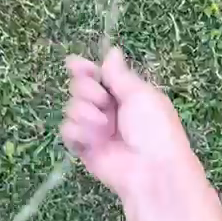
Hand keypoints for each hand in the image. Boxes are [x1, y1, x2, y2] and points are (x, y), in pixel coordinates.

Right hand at [60, 48, 206, 212]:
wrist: (151, 169)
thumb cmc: (153, 128)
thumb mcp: (140, 94)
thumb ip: (118, 74)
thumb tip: (111, 51)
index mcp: (124, 93)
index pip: (97, 75)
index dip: (85, 69)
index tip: (75, 64)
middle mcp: (107, 109)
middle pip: (79, 88)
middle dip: (87, 91)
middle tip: (103, 101)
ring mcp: (94, 128)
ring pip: (71, 108)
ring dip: (85, 113)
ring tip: (104, 126)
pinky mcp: (83, 148)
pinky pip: (67, 131)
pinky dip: (78, 133)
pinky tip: (93, 139)